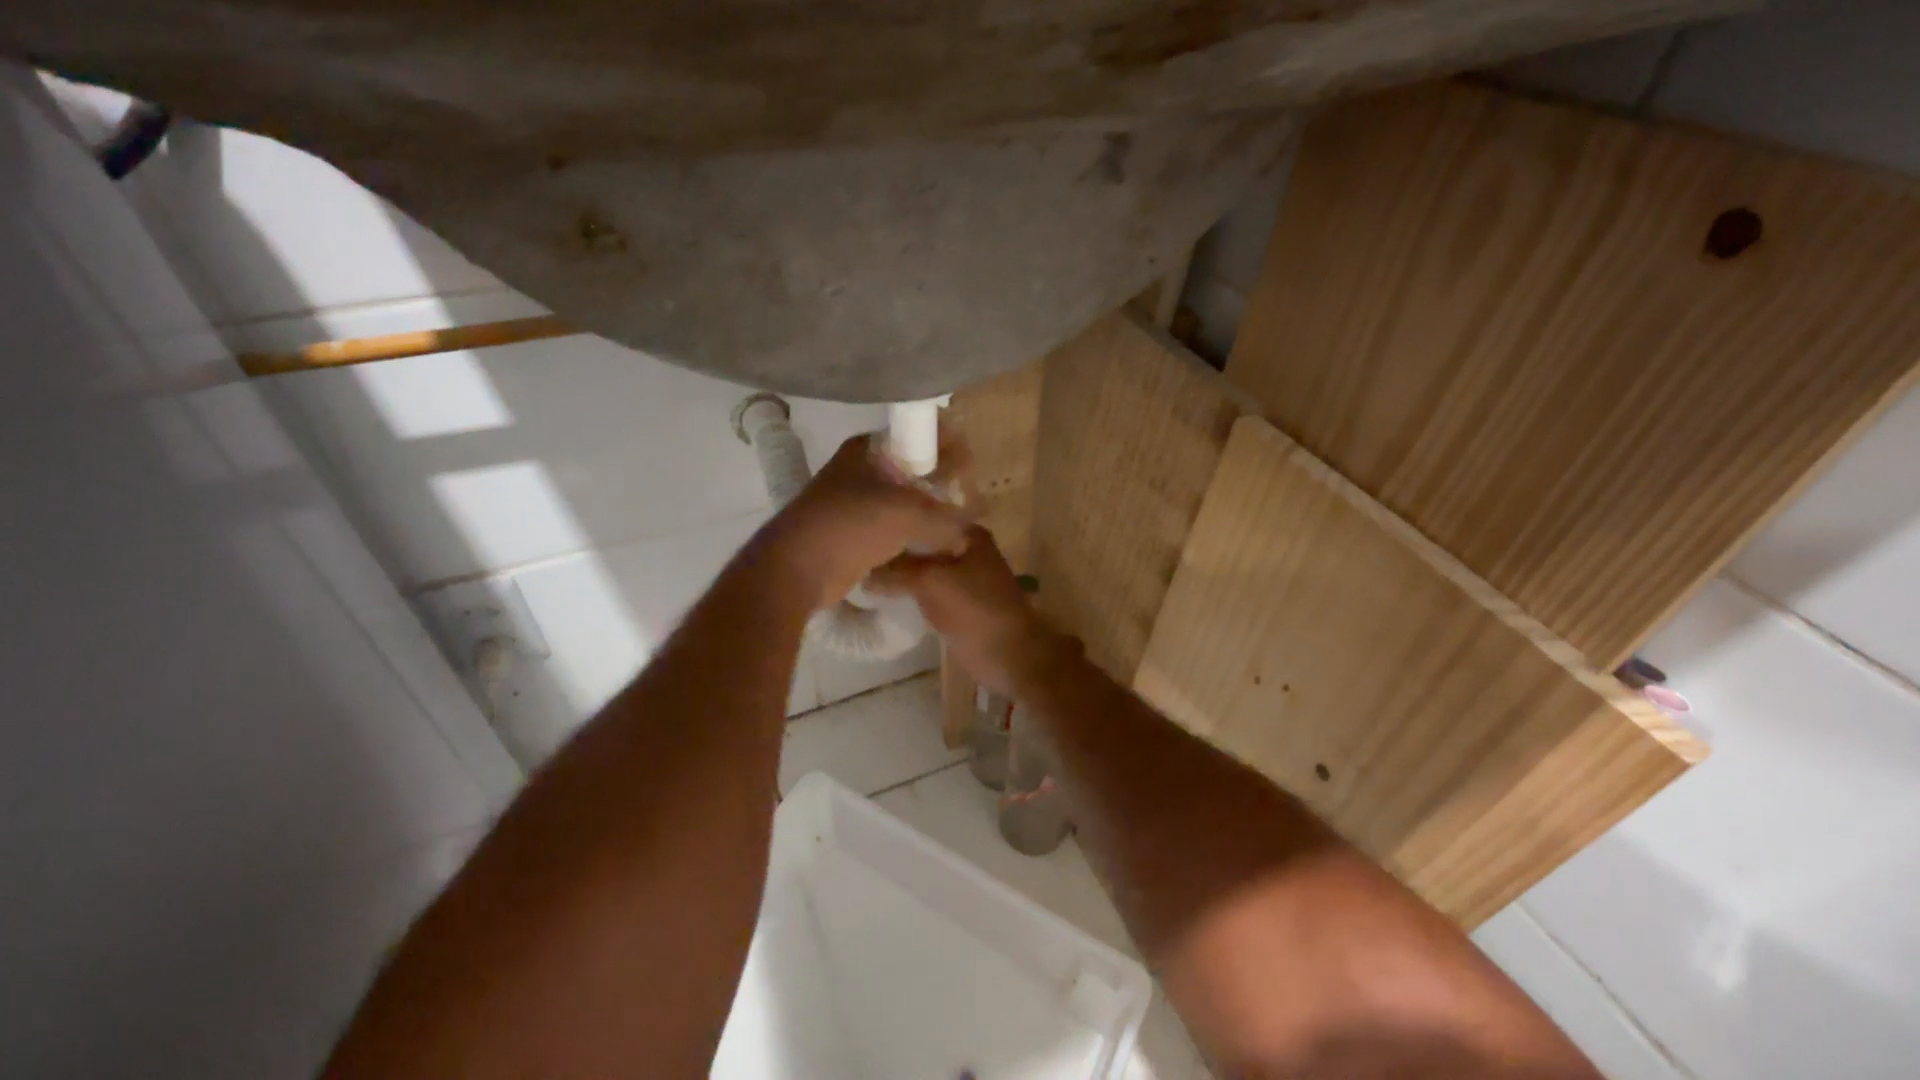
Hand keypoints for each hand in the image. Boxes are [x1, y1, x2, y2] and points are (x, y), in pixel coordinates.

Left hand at [765, 433, 970, 609]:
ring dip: (932, 515)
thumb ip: (946, 520)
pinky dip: (915, 536)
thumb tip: (967, 534)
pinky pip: (896, 528)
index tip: (973, 474)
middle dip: (945, 485)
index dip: (951, 449)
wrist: (797, 568)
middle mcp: (865, 468)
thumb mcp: (907, 515)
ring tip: (959, 531)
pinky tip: (936, 550)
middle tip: (971, 506)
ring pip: (908, 501)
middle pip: (917, 469)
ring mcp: (858, 501)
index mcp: (871, 448)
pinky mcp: (857, 532)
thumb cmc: (850, 526)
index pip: (921, 435)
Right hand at [869, 526, 1078, 695]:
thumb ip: (896, 570)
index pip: (922, 513)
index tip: (860, 523)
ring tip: (859, 566)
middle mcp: (964, 548)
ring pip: (920, 566)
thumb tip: (864, 571)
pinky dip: (905, 589)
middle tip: (853, 547)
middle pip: (920, 541)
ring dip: (896, 569)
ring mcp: (961, 576)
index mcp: (967, 533)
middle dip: (892, 546)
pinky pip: (923, 588)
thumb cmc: (976, 611)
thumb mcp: (931, 582)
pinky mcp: (955, 601)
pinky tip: (879, 590)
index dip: (893, 517)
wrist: (1010, 656)